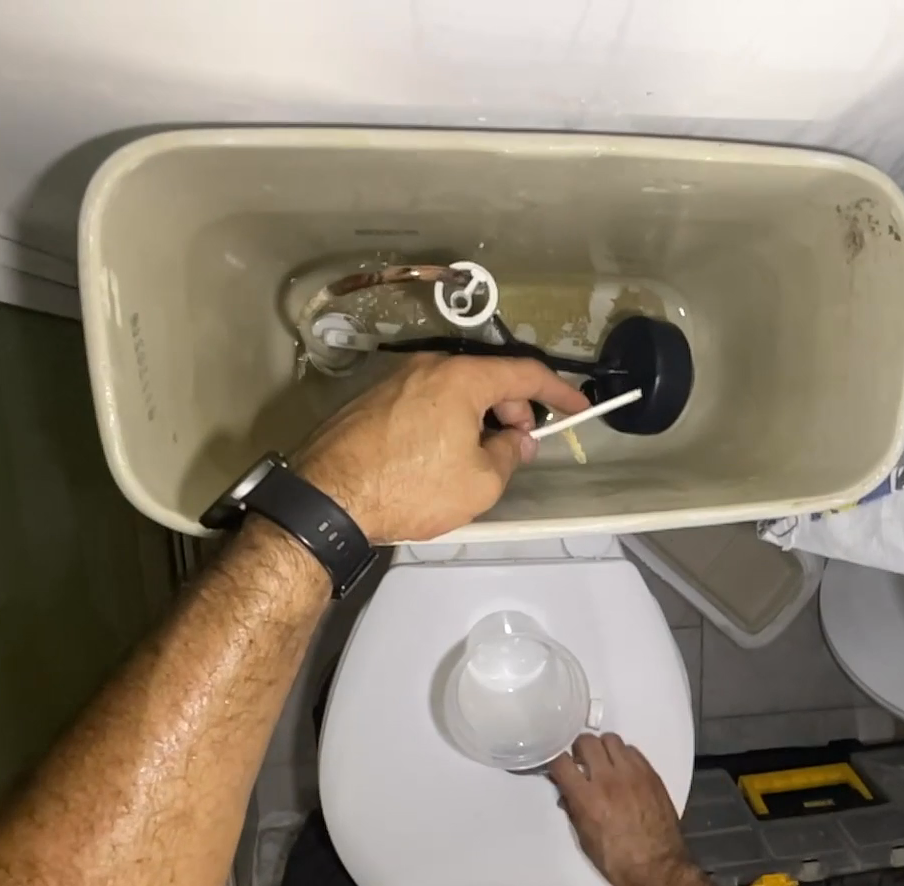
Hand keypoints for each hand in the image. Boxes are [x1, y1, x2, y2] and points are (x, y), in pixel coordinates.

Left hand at [293, 353, 589, 543]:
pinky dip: (448, 420)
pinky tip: (443, 454)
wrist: (326, 500)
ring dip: (479, 417)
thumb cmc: (411, 489)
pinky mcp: (371, 400)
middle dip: (513, 410)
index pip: (525, 373)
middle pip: (487, 379)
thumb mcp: (479, 483)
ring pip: (454, 390)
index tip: (577, 407)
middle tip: (520, 447)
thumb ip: (508, 454)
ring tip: (481, 456)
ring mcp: (394, 380)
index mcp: (461, 378)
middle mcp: (427, 367)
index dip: (558, 391)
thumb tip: (517, 440)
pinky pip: (425, 401)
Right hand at [548, 733, 691, 885]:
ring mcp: (632, 773)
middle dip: (578, 749)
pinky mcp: (651, 773)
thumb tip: (566, 793)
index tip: (556, 766)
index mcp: (587, 798)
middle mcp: (608, 779)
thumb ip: (574, 810)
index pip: (561, 762)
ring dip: (602, 748)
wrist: (659, 867)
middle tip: (580, 761)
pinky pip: (632, 750)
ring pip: (611, 739)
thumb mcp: (586, 840)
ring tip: (603, 762)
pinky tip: (623, 769)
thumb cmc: (618, 861)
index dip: (554, 760)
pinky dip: (623, 755)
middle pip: (586, 741)